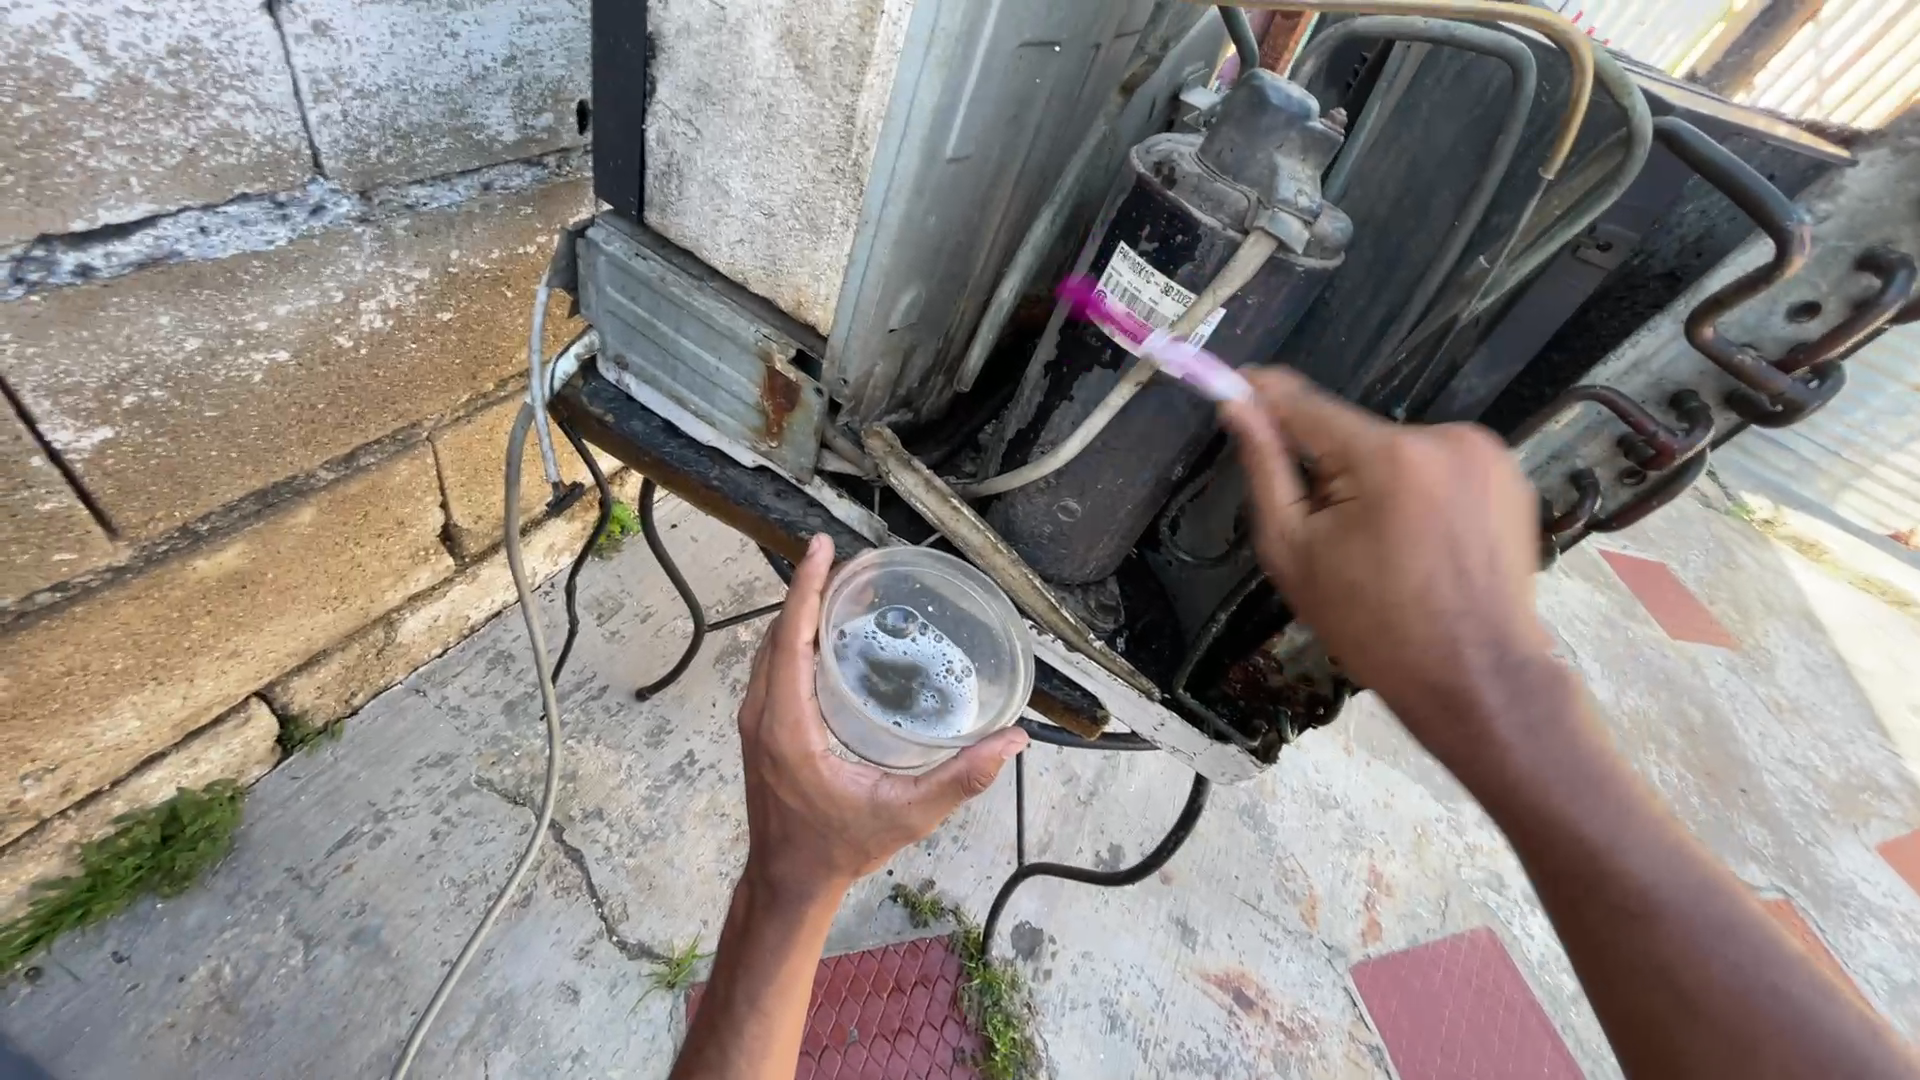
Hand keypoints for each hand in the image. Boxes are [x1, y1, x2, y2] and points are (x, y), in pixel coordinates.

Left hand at [735, 534, 1028, 903]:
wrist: (787, 882)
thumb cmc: (840, 848)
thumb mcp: (906, 814)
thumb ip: (960, 779)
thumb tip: (1013, 740)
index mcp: (788, 725)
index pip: (791, 637)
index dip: (808, 587)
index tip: (823, 547)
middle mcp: (762, 713)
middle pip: (780, 631)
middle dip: (812, 588)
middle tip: (854, 562)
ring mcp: (755, 719)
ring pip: (772, 646)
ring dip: (803, 609)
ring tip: (845, 585)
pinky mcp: (761, 726)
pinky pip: (773, 664)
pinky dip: (796, 635)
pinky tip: (829, 631)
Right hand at [1218, 369, 1557, 771]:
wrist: (1474, 675)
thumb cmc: (1367, 623)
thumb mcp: (1292, 550)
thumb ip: (1265, 469)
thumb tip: (1237, 408)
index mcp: (1387, 458)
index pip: (1307, 405)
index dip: (1265, 395)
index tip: (1235, 383)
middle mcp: (1445, 437)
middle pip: (1354, 434)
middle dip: (1328, 466)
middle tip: (1322, 528)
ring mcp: (1486, 453)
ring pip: (1394, 450)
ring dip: (1371, 479)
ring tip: (1376, 543)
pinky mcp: (1510, 473)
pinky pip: (1434, 465)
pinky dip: (1412, 489)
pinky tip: (1416, 539)